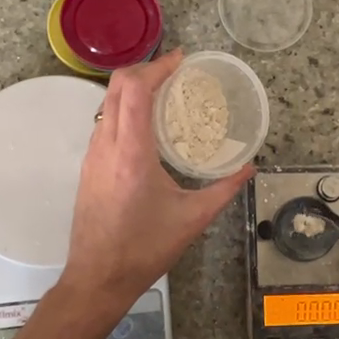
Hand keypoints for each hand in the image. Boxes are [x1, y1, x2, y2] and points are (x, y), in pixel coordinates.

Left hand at [62, 52, 253, 312]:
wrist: (97, 279)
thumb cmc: (145, 249)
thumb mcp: (192, 219)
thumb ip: (224, 190)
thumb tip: (250, 168)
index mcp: (131, 154)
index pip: (135, 90)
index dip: (157, 67)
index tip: (180, 60)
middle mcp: (106, 146)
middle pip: (117, 87)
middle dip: (144, 70)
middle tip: (174, 71)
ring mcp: (92, 156)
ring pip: (107, 103)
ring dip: (132, 89)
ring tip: (164, 94)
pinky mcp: (88, 167)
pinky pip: (104, 123)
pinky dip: (124, 110)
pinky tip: (146, 125)